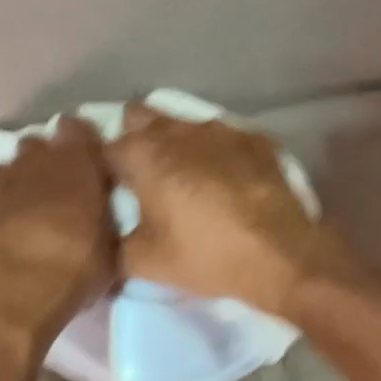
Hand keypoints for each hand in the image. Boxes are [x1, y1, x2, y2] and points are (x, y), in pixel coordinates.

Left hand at [0, 116, 116, 343]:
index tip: (91, 163)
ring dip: (24, 178)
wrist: (17, 290)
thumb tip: (107, 222)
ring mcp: (4, 180)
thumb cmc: (77, 266)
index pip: (78, 128)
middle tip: (63, 188)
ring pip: (14, 165)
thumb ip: (107, 221)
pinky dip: (2, 201)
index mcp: (78, 161)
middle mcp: (38, 160)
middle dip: (50, 159)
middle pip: (41, 144)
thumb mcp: (111, 248)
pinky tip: (9, 223)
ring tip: (33, 206)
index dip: (83, 143)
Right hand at [106, 102, 343, 317]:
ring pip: (184, 124)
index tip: (103, 183)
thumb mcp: (145, 264)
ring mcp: (220, 130)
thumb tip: (103, 244)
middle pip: (140, 117)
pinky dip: (216, 153)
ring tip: (183, 175)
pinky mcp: (255, 139)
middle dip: (134, 137)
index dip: (99, 164)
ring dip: (176, 142)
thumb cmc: (205, 256)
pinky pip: (224, 138)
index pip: (103, 145)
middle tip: (138, 173)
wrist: (281, 256)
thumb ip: (113, 248)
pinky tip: (225, 178)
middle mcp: (177, 131)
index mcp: (143, 155)